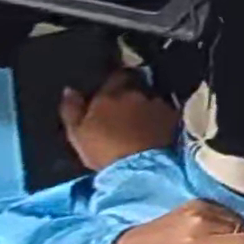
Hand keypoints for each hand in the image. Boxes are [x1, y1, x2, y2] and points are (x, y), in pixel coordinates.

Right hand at [60, 71, 178, 171]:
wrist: (141, 166)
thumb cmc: (103, 150)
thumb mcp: (77, 132)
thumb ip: (72, 108)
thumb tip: (70, 90)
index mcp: (109, 96)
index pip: (115, 76)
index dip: (116, 80)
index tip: (114, 86)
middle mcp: (136, 94)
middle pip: (136, 86)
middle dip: (131, 93)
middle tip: (126, 108)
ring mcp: (158, 103)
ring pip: (152, 98)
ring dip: (147, 104)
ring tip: (142, 118)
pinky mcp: (174, 115)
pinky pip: (166, 109)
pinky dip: (161, 114)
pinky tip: (157, 125)